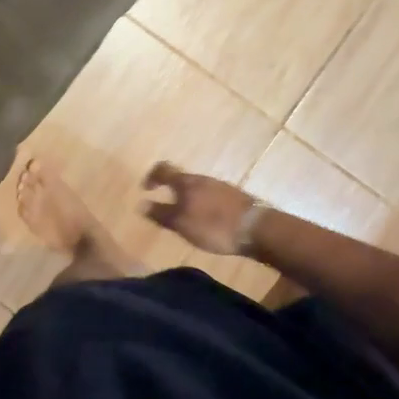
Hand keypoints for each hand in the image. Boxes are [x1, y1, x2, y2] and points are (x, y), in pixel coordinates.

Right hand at [141, 162, 257, 255]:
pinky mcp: (235, 197)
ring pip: (198, 187)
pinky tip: (208, 219)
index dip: (152, 177)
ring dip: (189, 198)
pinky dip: (204, 204)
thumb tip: (141, 203)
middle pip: (181, 178)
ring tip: (187, 216)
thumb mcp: (182, 223)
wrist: (257, 228)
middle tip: (167, 206)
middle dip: (171, 189)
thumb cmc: (213, 225)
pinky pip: (212, 195)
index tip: (146, 189)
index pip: (163, 169)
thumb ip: (161, 213)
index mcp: (186, 182)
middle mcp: (202, 178)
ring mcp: (220, 186)